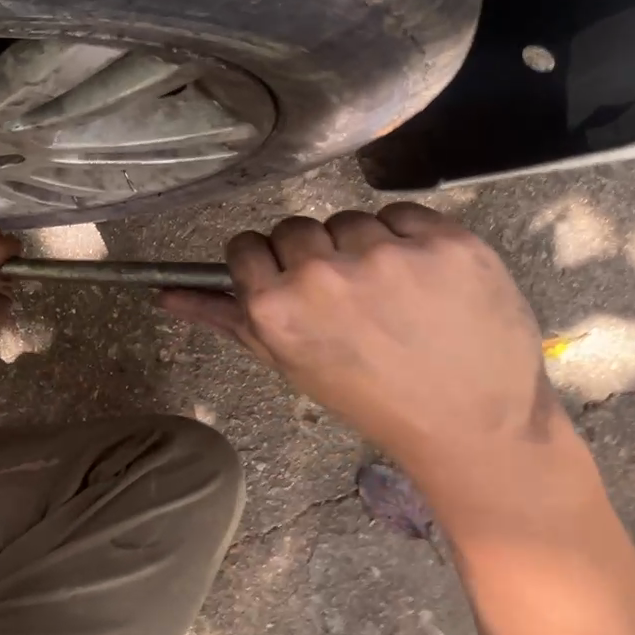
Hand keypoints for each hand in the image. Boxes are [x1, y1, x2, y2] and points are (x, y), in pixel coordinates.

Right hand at [156, 203, 557, 479]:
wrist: (471, 422)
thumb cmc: (365, 394)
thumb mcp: (284, 360)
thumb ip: (223, 319)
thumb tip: (162, 296)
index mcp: (275, 306)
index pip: (244, 245)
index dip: (264, 263)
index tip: (286, 282)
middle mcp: (321, 274)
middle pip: (293, 228)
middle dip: (311, 254)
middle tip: (343, 293)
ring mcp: (386, 254)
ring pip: (348, 219)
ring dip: (360, 245)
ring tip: (388, 288)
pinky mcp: (446, 242)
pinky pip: (402, 213)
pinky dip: (408, 236)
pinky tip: (421, 275)